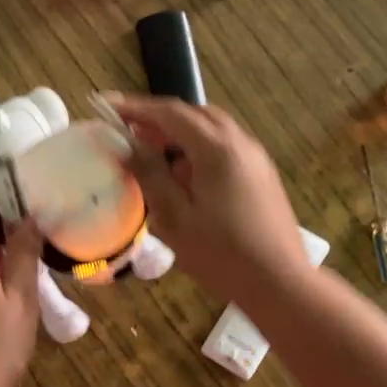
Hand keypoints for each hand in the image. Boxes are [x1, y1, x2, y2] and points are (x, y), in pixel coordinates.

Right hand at [110, 93, 306, 303]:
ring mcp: (255, 158)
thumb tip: (128, 147)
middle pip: (195, 115)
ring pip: (213, 130)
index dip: (137, 107)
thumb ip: (150, 176)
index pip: (171, 113)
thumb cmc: (221, 253)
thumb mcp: (175, 218)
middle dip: (160, 118)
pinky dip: (198, 149)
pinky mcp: (261, 175)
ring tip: (152, 154)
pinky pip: (225, 148)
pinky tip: (184, 176)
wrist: (278, 281)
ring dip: (180, 133)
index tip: (108, 105)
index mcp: (216, 150)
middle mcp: (240, 143)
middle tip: (129, 131)